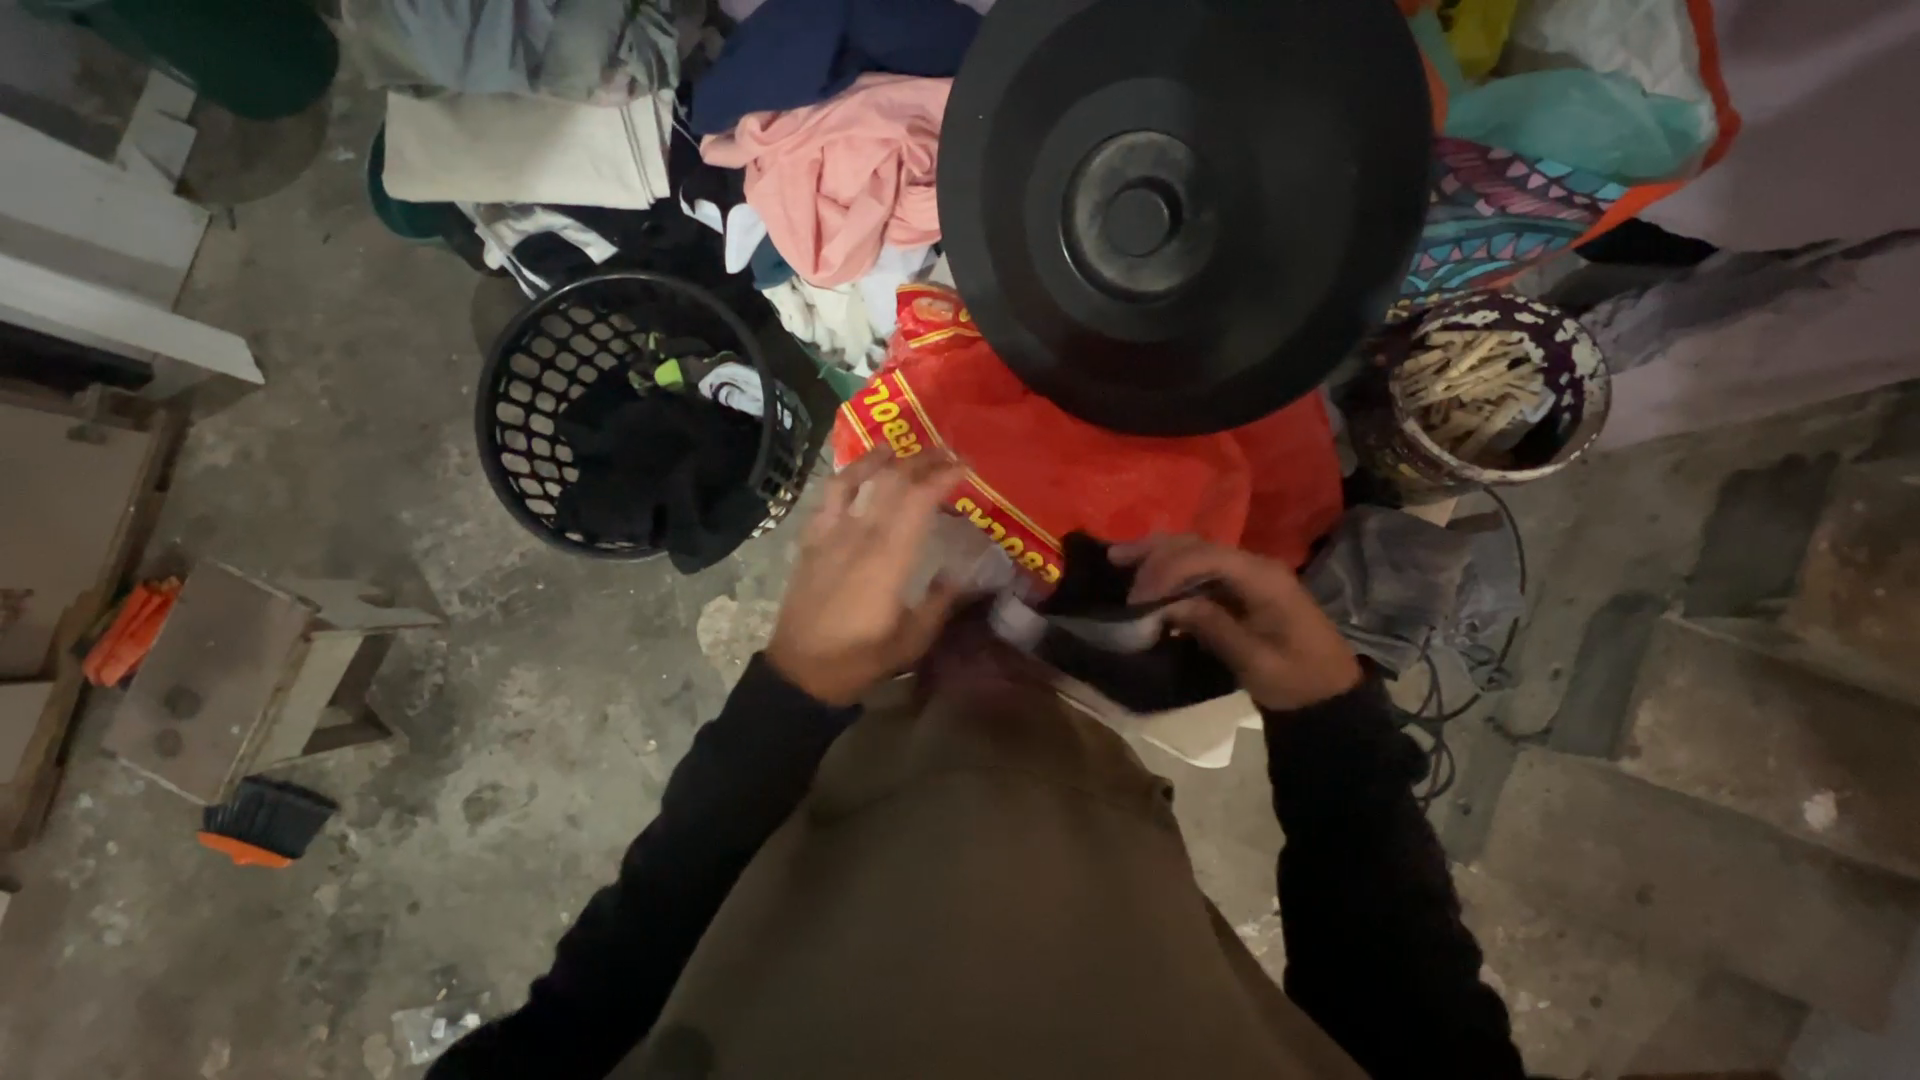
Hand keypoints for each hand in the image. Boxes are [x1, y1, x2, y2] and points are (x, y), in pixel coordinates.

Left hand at [765, 450, 968, 705]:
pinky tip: (855, 474)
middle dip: (922, 461)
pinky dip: (845, 477)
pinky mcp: (811, 540)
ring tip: (899, 447)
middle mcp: (859, 535)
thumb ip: (939, 603)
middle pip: (892, 482)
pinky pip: (827, 497)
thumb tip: (959, 573)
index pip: (919, 501)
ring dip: (880, 459)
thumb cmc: (862, 658)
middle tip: (947, 453)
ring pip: (856, 480)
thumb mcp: (913, 640)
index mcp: (889, 559)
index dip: (944, 477)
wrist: (802, 670)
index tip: (966, 468)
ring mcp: (830, 534)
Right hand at [1115, 535, 1360, 710]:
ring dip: (1158, 554)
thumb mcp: (1256, 662)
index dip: (1166, 571)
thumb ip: (1214, 627)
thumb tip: (1169, 605)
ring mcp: (1248, 574)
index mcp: (1263, 579)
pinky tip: (1146, 576)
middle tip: (1116, 564)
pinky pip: (1200, 567)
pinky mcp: (1240, 587)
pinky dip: (1170, 568)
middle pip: (1197, 544)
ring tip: (1120, 558)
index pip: (1205, 557)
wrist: (1329, 695)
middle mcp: (1255, 565)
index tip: (1137, 599)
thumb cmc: (1297, 681)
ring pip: (1196, 550)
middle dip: (1155, 553)